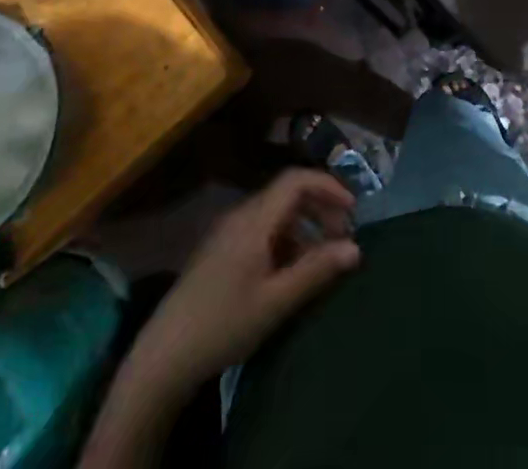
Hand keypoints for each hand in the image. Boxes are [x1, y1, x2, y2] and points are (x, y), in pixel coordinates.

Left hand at [124, 170, 360, 396]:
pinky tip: (295, 270)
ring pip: (275, 213)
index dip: (327, 186)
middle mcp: (239, 216)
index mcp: (252, 220)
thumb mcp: (277, 300)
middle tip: (345, 240)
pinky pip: (262, 230)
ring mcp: (228, 231)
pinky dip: (286, 240)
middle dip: (320, 209)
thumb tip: (356, 247)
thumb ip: (316, 270)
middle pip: (286, 194)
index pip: (293, 180)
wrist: (170, 346)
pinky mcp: (223, 248)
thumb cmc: (226, 323)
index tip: (356, 212)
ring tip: (325, 260)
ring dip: (305, 227)